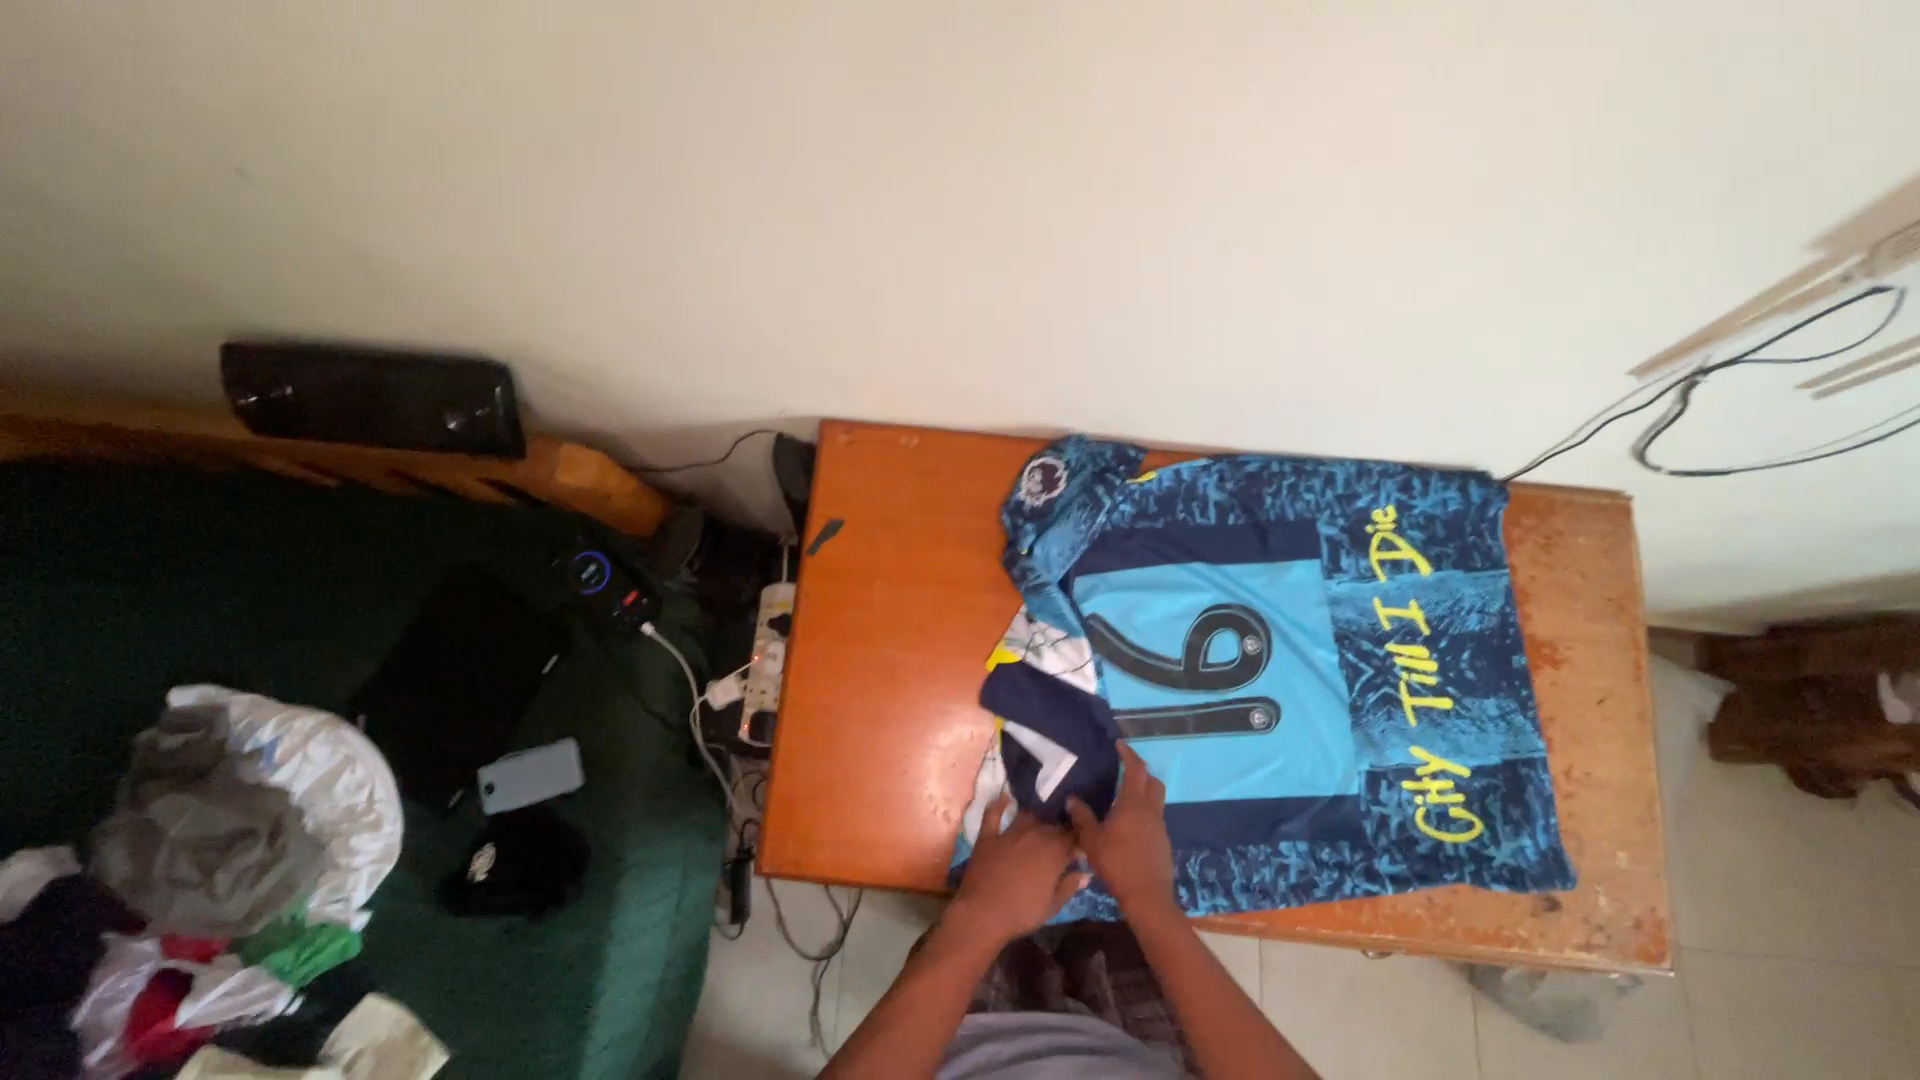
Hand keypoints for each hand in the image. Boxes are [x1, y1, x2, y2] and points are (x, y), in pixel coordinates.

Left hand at [947, 793, 1088, 945]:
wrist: (982, 914)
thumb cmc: (1021, 913)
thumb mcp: (1052, 906)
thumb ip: (1070, 886)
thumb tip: (1086, 873)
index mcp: (1054, 853)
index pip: (1073, 838)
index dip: (1079, 839)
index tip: (1081, 842)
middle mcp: (1034, 835)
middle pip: (1052, 825)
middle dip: (1060, 828)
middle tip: (1063, 834)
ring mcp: (1009, 833)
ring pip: (1028, 815)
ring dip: (1037, 816)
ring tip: (1042, 817)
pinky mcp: (988, 835)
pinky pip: (993, 813)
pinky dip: (999, 804)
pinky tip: (1005, 796)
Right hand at [1067, 742, 1175, 917]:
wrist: (1147, 895)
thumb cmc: (1117, 862)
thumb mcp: (1092, 840)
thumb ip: (1082, 817)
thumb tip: (1071, 798)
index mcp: (1133, 803)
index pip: (1136, 769)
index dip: (1128, 754)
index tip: (1119, 744)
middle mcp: (1150, 810)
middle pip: (1153, 781)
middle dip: (1141, 772)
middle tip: (1124, 770)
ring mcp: (1160, 826)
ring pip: (1156, 800)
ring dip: (1144, 792)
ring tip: (1123, 798)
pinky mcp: (1163, 842)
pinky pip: (1155, 818)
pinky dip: (1144, 813)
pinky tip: (1128, 826)